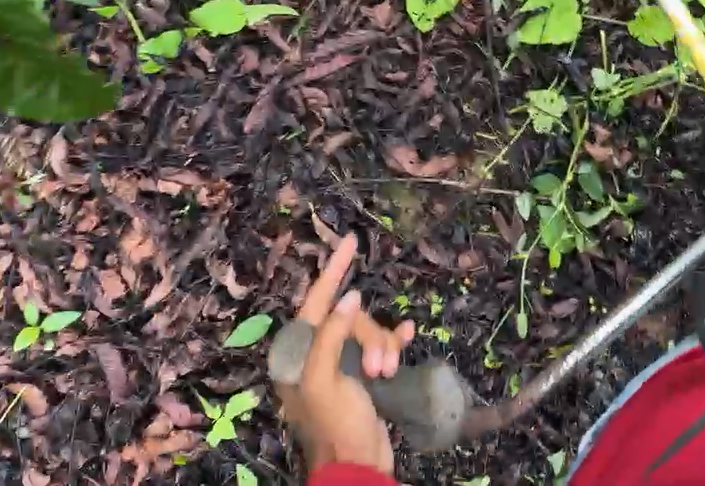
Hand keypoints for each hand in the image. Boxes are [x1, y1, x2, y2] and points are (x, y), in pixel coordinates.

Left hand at [275, 234, 416, 473]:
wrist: (356, 466)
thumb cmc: (335, 425)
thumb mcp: (325, 381)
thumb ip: (332, 336)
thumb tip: (350, 296)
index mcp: (298, 354)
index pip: (316, 299)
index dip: (334, 269)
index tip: (352, 240)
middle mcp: (317, 353)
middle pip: (351, 319)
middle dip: (371, 336)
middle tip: (380, 366)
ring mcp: (341, 363)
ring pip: (369, 331)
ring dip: (384, 346)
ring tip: (389, 371)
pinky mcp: (363, 373)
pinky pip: (383, 342)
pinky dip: (394, 341)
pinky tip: (406, 341)